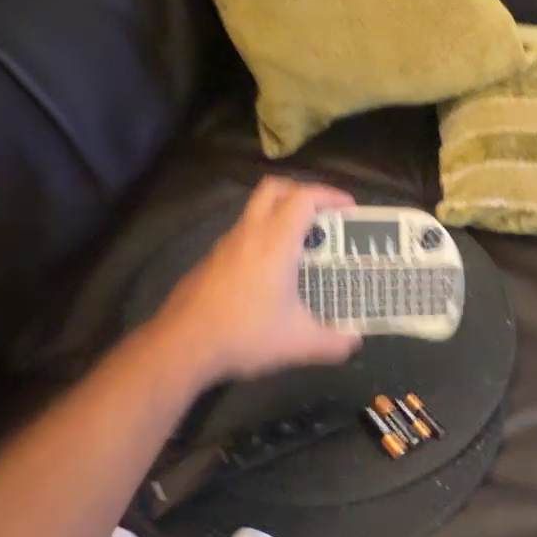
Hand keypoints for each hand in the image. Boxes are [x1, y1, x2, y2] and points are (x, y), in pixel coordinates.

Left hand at [151, 177, 361, 382]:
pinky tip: (268, 274)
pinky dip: (261, 241)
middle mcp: (249, 234)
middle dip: (302, 193)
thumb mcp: (300, 344)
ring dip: (279, 217)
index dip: (330, 196)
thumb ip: (334, 342)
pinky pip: (241, 237)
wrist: (182, 347)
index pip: (304, 198)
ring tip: (299, 246)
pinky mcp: (209, 263)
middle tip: (322, 215)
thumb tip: (354, 341)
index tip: (349, 209)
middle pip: (274, 189)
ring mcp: (225, 246)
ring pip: (254, 212)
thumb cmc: (246, 335)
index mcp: (275, 243)